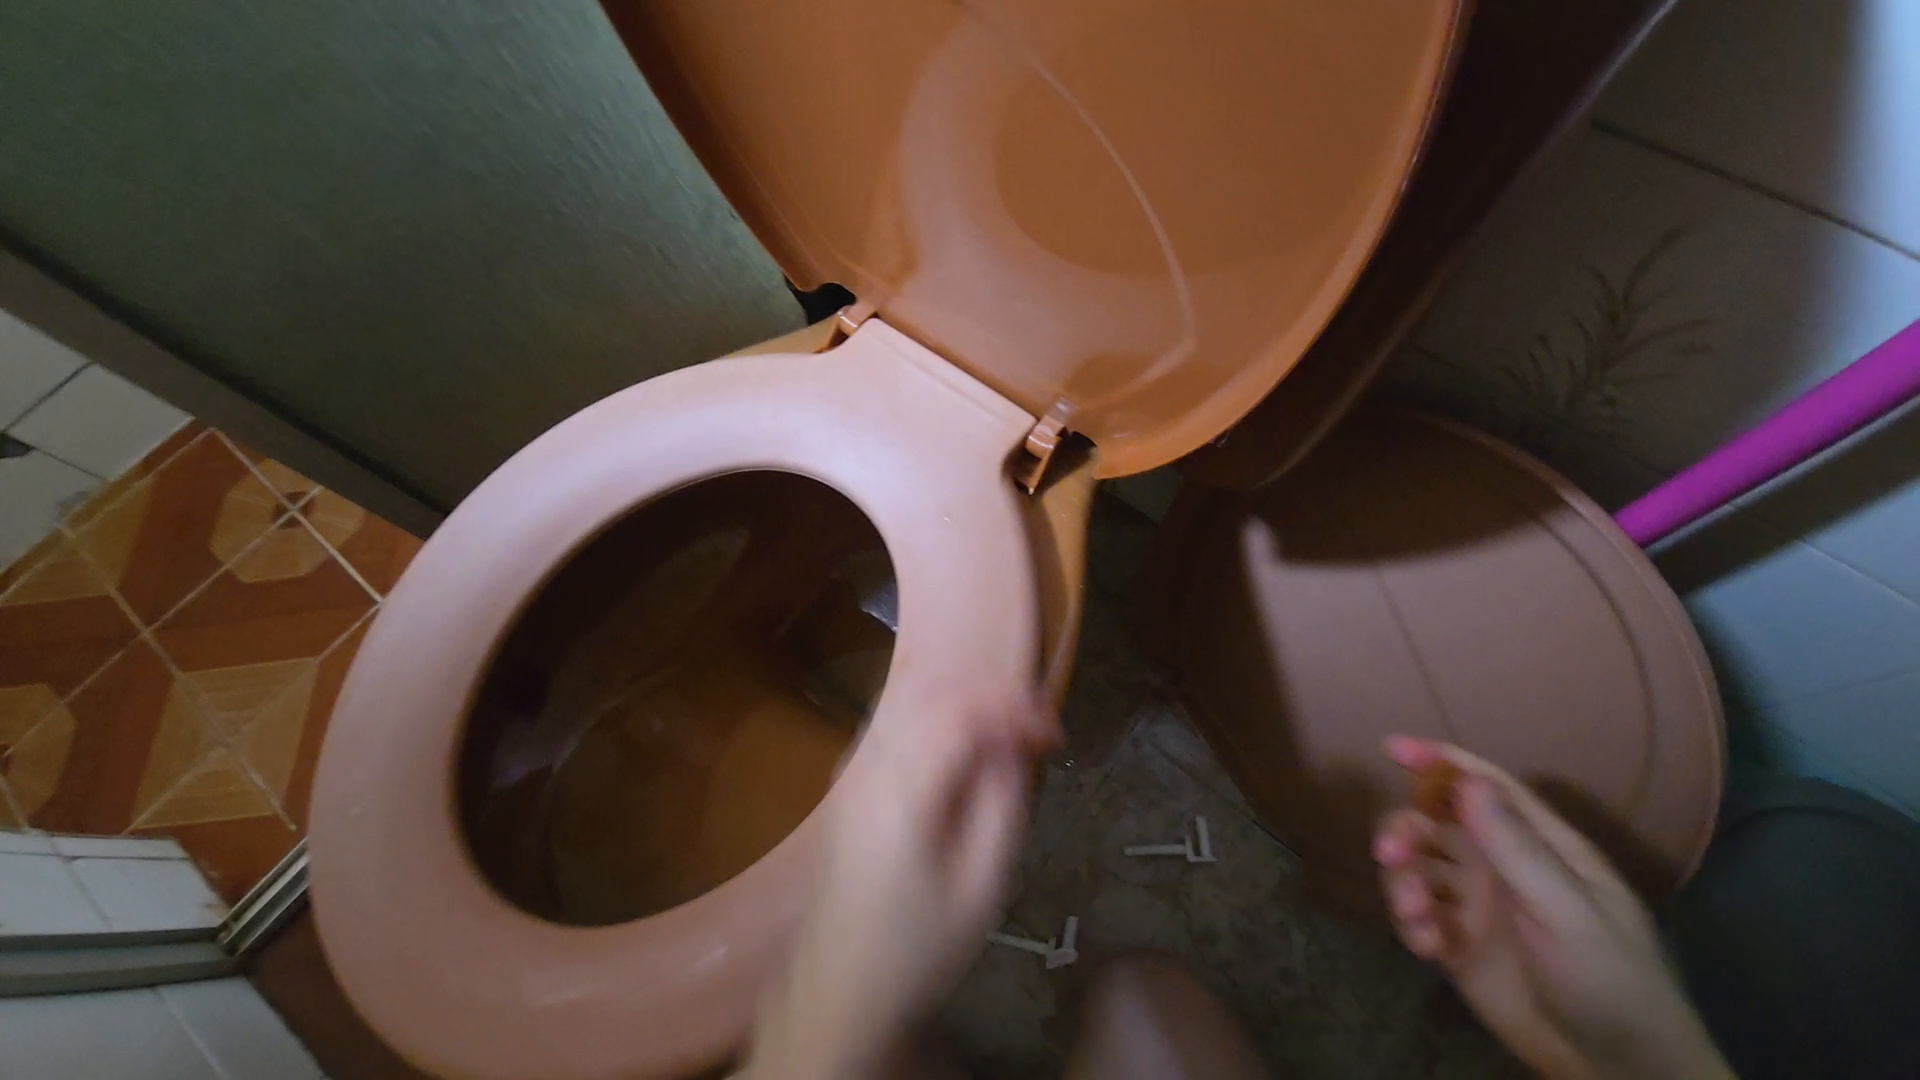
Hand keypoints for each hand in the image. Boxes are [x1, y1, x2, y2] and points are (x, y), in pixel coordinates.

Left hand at [747, 686, 1060, 1078]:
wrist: (840, 990)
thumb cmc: (920, 947)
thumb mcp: (982, 886)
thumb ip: (1002, 801)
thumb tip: (1013, 746)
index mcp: (904, 789)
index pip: (964, 711)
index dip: (1015, 707)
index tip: (1053, 734)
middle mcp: (871, 765)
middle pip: (935, 692)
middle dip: (994, 697)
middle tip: (1038, 729)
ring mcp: (854, 771)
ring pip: (913, 701)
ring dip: (967, 701)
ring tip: (1011, 732)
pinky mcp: (851, 783)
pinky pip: (898, 722)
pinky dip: (939, 714)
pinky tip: (966, 739)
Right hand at [1374, 737, 1731, 1079]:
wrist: (1616, 1072)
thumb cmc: (1609, 979)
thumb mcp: (1567, 910)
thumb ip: (1516, 847)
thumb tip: (1467, 780)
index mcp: (1540, 847)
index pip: (1485, 786)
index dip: (1439, 761)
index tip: (1391, 748)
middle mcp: (1501, 866)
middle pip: (1433, 823)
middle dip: (1403, 831)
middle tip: (1391, 855)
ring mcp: (1476, 904)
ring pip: (1415, 866)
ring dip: (1401, 882)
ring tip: (1414, 916)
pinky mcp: (1456, 941)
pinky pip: (1414, 913)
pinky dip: (1410, 923)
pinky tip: (1427, 947)